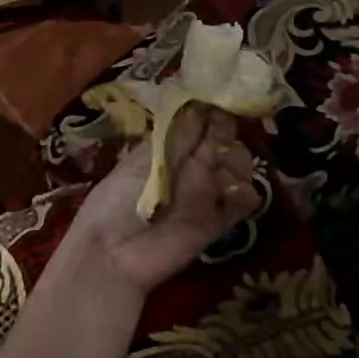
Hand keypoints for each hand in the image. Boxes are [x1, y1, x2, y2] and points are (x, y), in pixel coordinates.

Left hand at [69, 106, 261, 294]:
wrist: (113, 251)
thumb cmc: (118, 198)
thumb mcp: (145, 162)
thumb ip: (178, 139)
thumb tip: (205, 105)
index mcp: (169, 146)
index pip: (202, 121)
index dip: (215, 113)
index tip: (224, 107)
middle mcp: (192, 165)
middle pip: (227, 142)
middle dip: (228, 140)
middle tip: (215, 150)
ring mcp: (206, 192)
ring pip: (240, 167)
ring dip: (238, 165)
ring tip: (220, 175)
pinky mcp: (217, 220)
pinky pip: (244, 201)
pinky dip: (245, 194)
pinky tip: (231, 194)